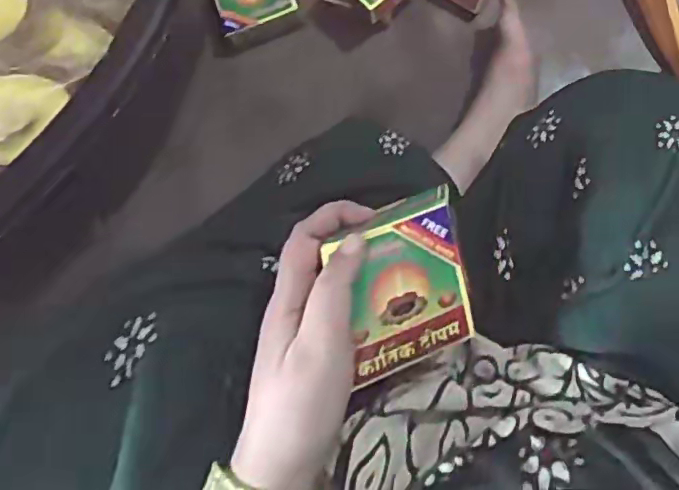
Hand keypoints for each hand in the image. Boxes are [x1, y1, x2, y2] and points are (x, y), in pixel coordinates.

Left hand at [230, 201, 372, 489]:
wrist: (279, 472)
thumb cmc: (300, 402)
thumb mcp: (320, 341)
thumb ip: (334, 287)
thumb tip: (355, 238)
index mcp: (287, 298)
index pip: (304, 235)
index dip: (335, 214)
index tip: (375, 218)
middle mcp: (293, 307)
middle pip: (320, 255)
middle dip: (356, 240)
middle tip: (394, 244)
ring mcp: (303, 332)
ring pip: (333, 284)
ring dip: (364, 272)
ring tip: (399, 276)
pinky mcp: (316, 353)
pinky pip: (341, 313)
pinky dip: (364, 303)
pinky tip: (387, 316)